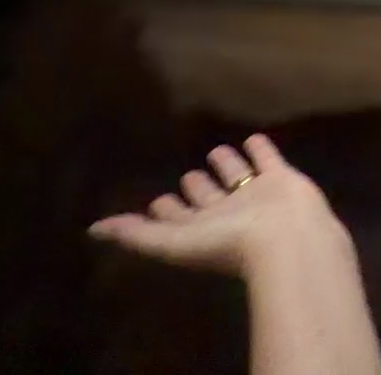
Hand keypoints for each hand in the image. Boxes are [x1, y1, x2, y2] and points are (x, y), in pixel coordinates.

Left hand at [88, 133, 349, 277]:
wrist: (287, 236)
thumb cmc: (229, 242)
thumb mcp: (173, 243)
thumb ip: (137, 234)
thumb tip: (93, 229)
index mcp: (199, 230)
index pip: (177, 219)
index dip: (166, 210)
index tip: (156, 201)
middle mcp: (226, 212)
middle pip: (208, 198)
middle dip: (197, 187)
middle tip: (187, 175)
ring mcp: (255, 194)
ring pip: (236, 176)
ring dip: (226, 165)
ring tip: (217, 151)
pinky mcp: (280, 176)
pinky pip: (267, 158)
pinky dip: (260, 149)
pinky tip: (254, 137)